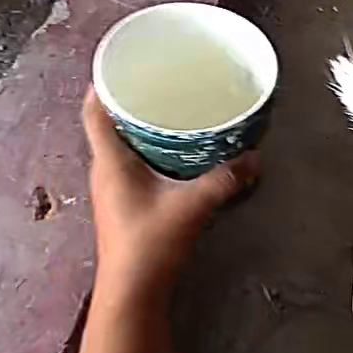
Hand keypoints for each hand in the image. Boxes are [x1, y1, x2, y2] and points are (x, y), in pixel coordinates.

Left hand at [82, 91, 257, 304]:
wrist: (133, 291)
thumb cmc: (151, 242)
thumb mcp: (194, 205)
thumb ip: (226, 179)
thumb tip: (256, 157)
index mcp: (111, 161)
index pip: (95, 111)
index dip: (105, 83)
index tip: (124, 61)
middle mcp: (107, 170)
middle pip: (110, 123)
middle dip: (132, 99)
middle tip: (162, 79)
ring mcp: (115, 188)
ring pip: (124, 143)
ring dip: (143, 124)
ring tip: (173, 106)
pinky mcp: (127, 202)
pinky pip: (135, 161)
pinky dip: (152, 146)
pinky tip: (178, 148)